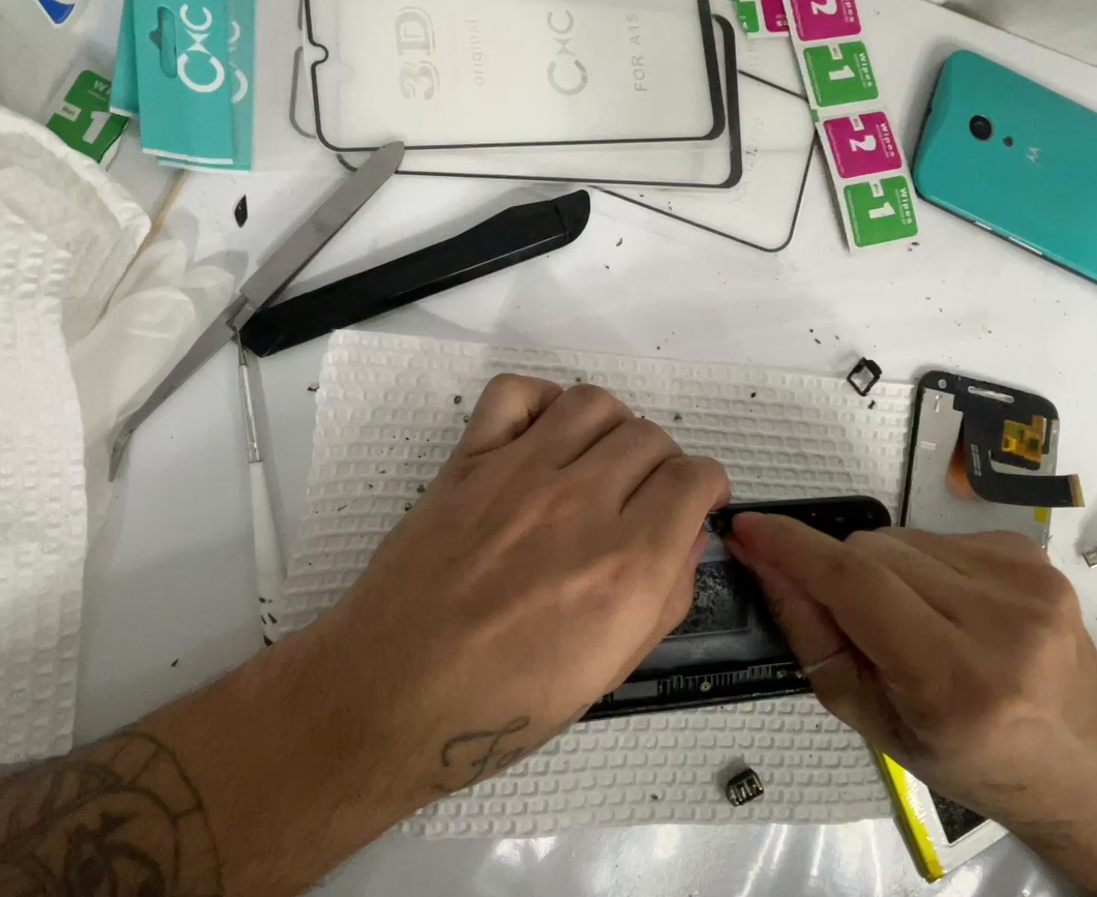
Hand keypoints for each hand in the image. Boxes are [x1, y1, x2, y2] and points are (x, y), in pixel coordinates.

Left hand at [311, 375, 729, 793]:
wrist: (393, 691)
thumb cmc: (504, 703)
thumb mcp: (609, 671)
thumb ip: (665, 597)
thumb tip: (686, 536)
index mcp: (626, 566)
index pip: (694, 478)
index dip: (704, 487)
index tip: (691, 502)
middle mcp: (580, 505)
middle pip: (650, 437)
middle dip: (660, 463)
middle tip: (640, 495)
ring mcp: (518, 472)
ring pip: (594, 403)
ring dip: (611, 427)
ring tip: (596, 461)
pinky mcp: (467, 460)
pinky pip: (514, 392)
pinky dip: (541, 401)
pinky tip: (542, 436)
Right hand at [724, 519, 1096, 834]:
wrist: (1085, 763)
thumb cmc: (966, 756)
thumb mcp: (869, 716)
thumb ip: (808, 633)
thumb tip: (763, 560)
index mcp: (957, 680)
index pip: (856, 584)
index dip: (793, 548)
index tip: (747, 528)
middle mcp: (1001, 622)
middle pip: (871, 552)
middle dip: (835, 569)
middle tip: (848, 617)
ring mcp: (1027, 582)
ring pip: (899, 537)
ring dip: (878, 566)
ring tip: (906, 617)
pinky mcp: (1034, 555)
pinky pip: (934, 535)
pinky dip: (917, 562)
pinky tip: (943, 605)